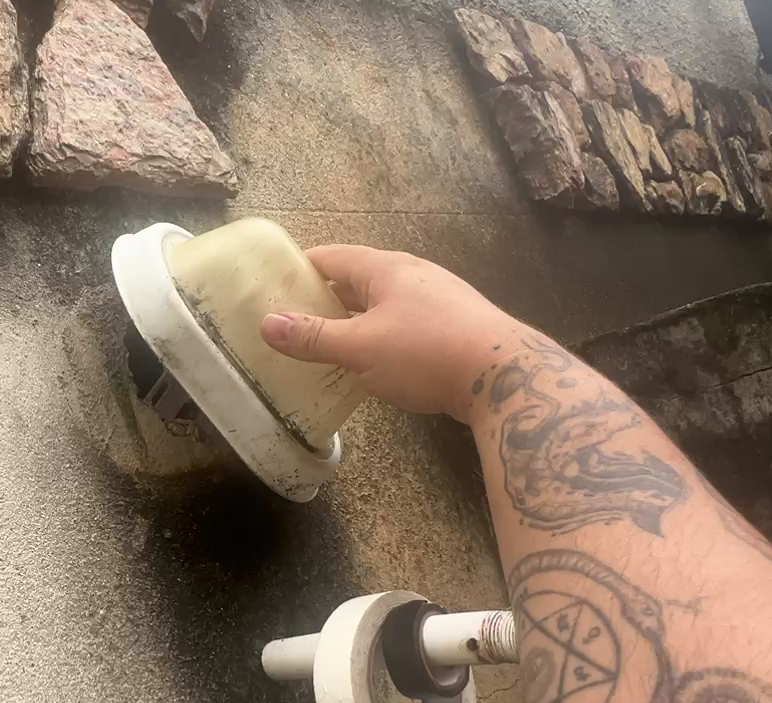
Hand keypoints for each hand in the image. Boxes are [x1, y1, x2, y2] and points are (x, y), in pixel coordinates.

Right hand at [259, 246, 530, 421]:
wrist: (504, 377)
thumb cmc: (426, 353)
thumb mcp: (360, 347)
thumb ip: (312, 337)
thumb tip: (267, 324)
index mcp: (386, 270)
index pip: (333, 257)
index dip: (299, 266)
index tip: (270, 283)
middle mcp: (410, 276)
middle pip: (354, 280)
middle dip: (319, 297)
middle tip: (286, 319)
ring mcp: (432, 301)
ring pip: (375, 305)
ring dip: (345, 320)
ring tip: (317, 343)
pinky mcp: (446, 328)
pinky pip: (395, 324)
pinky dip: (370, 336)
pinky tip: (362, 361)